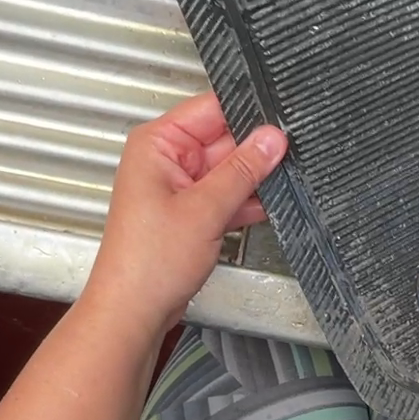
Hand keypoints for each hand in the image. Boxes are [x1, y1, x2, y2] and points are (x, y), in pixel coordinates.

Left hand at [82, 93, 288, 334]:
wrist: (135, 310)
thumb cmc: (147, 263)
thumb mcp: (205, 209)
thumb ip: (243, 170)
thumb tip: (271, 138)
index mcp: (157, 143)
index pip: (212, 109)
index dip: (247, 116)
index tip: (278, 127)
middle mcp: (166, 161)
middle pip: (224, 140)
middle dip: (253, 154)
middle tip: (283, 164)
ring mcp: (178, 188)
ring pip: (228, 172)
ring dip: (250, 183)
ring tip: (270, 192)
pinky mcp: (189, 214)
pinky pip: (224, 198)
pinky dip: (242, 205)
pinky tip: (261, 210)